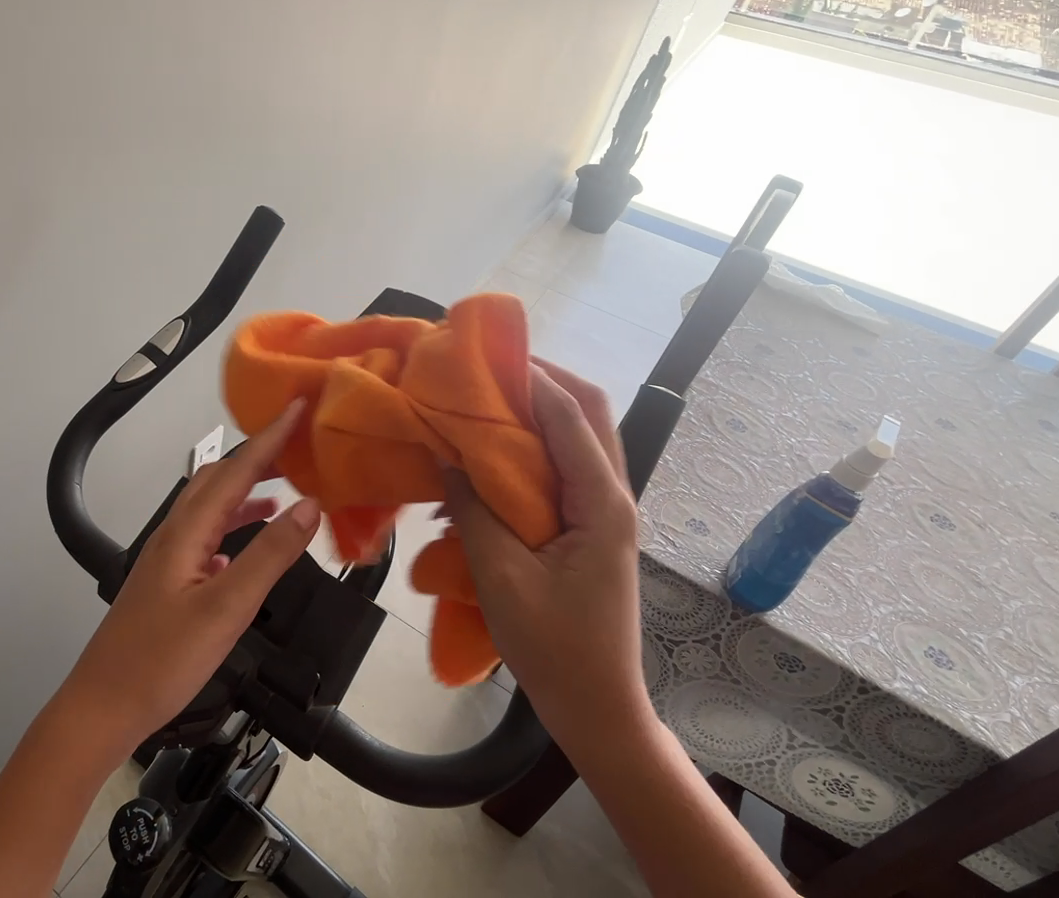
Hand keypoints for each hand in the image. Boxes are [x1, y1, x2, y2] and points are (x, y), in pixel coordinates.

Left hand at [59, 399, 320, 748]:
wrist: (104, 706)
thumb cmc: (159, 661)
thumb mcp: (226, 608)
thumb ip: (269, 555)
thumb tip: (308, 506)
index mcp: (186, 532)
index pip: (235, 470)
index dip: (269, 438)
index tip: (297, 408)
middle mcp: (174, 536)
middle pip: (217, 481)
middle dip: (256, 458)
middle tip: (295, 446)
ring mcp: (167, 560)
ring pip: (211, 510)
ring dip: (246, 494)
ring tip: (283, 493)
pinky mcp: (168, 583)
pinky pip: (206, 539)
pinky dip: (233, 530)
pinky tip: (247, 548)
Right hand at [443, 360, 647, 743]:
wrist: (596, 705)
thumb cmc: (553, 645)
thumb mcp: (501, 576)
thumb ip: (472, 509)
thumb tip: (445, 453)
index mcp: (601, 504)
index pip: (571, 417)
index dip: (531, 378)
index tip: (485, 354)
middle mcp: (614, 496)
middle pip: (590, 413)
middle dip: (545, 380)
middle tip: (490, 367)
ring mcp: (606, 511)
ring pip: (581, 437)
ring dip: (542, 410)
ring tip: (488, 397)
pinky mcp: (592, 527)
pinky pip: (568, 468)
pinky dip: (537, 446)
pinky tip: (495, 453)